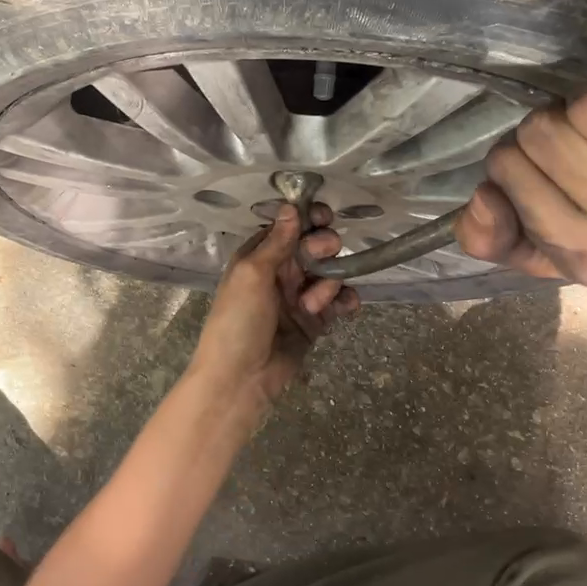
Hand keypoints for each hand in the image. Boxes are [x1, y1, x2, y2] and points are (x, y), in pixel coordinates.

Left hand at [188, 204, 359, 409]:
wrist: (240, 378)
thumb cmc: (238, 320)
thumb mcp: (252, 275)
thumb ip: (276, 242)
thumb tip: (291, 207)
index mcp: (258, 257)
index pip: (288, 227)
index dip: (307, 218)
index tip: (324, 216)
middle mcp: (279, 273)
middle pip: (313, 247)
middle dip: (323, 247)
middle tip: (324, 255)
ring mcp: (298, 297)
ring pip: (328, 274)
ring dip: (329, 283)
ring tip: (312, 306)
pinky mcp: (314, 322)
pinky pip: (337, 303)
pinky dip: (345, 301)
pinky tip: (348, 307)